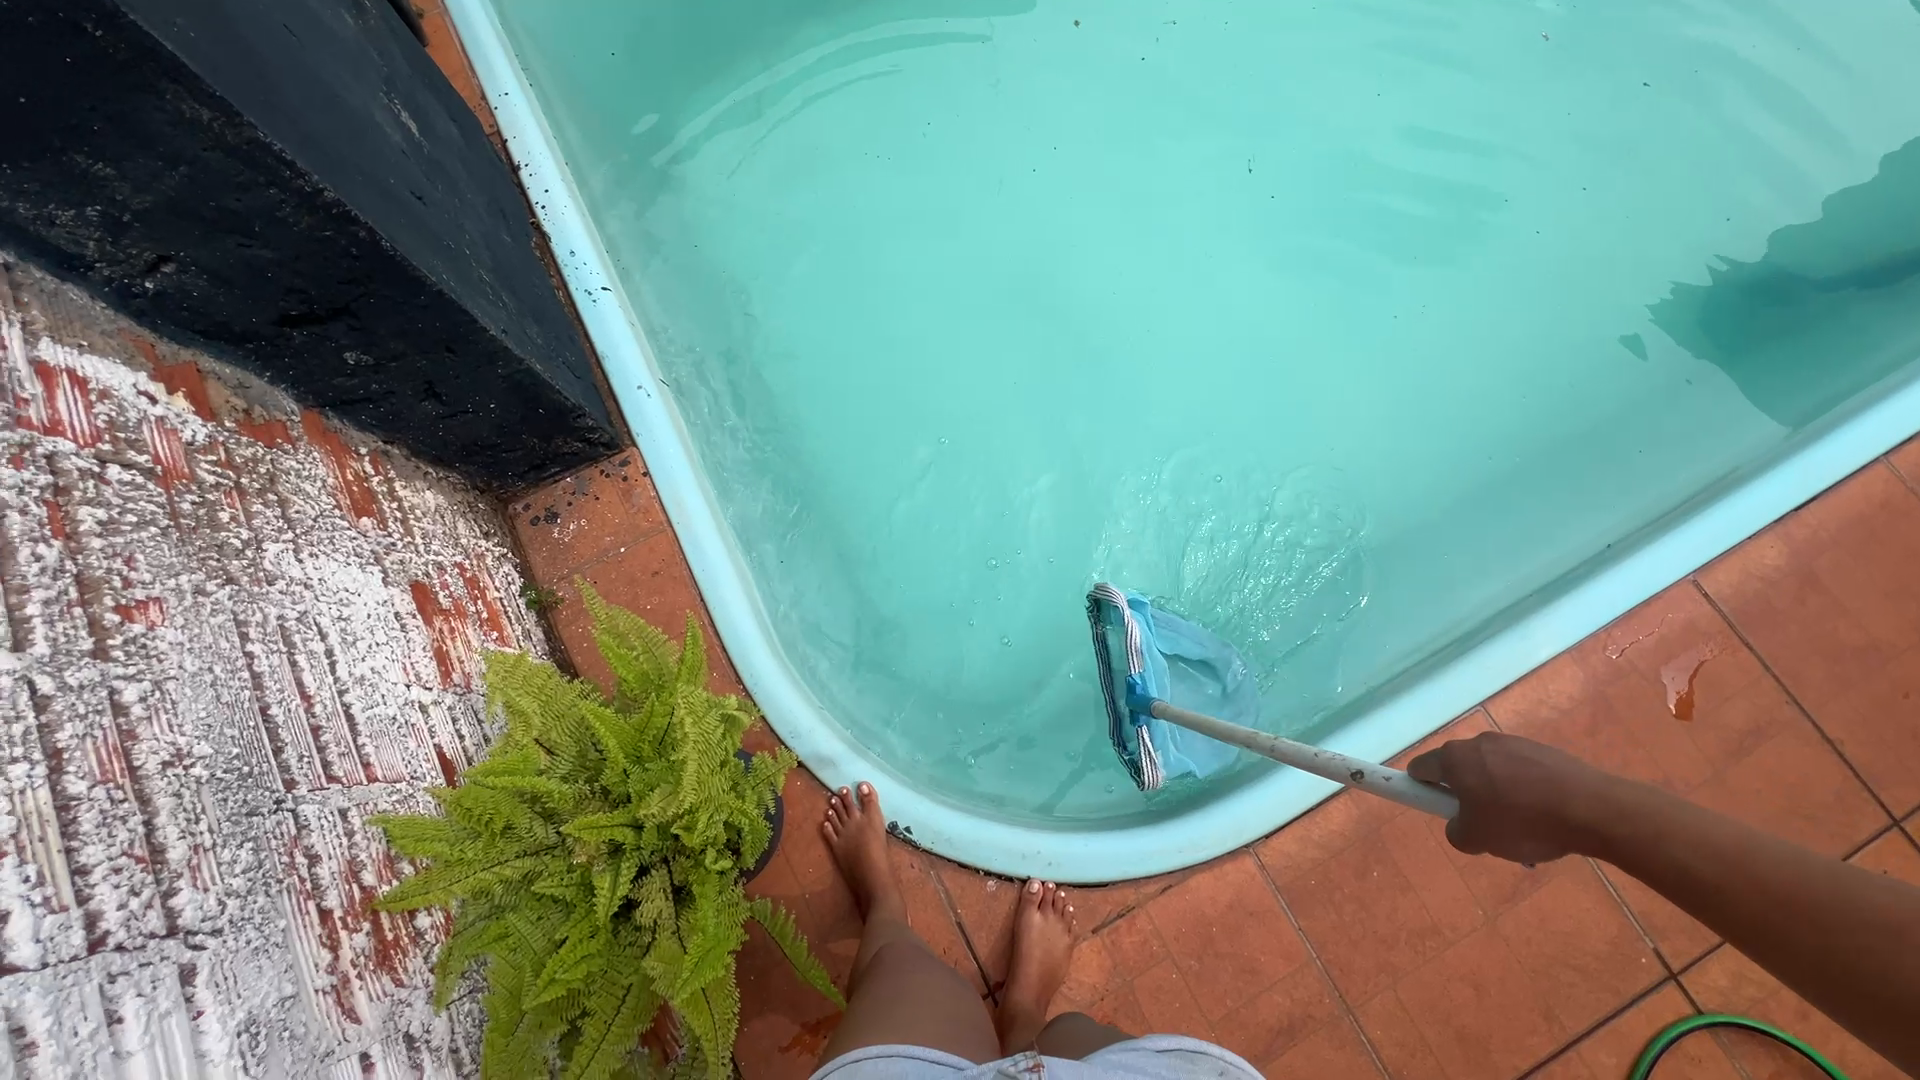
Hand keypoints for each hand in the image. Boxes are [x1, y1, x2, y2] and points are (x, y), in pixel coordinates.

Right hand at [1407, 732, 1620, 864]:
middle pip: (1460, 769)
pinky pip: (1524, 772)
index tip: (1439, 809)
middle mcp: (1479, 743)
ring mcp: (1515, 744)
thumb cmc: (1523, 822)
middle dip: (1466, 794)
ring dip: (1499, 794)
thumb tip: (1461, 824)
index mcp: (1455, 758)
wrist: (1595, 810)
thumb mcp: (1477, 840)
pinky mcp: (1546, 751)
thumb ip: (1455, 831)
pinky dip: (1527, 791)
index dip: (1422, 789)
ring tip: (1525, 826)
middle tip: (1486, 825)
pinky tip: (1548, 817)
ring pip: (1494, 771)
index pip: (1421, 768)